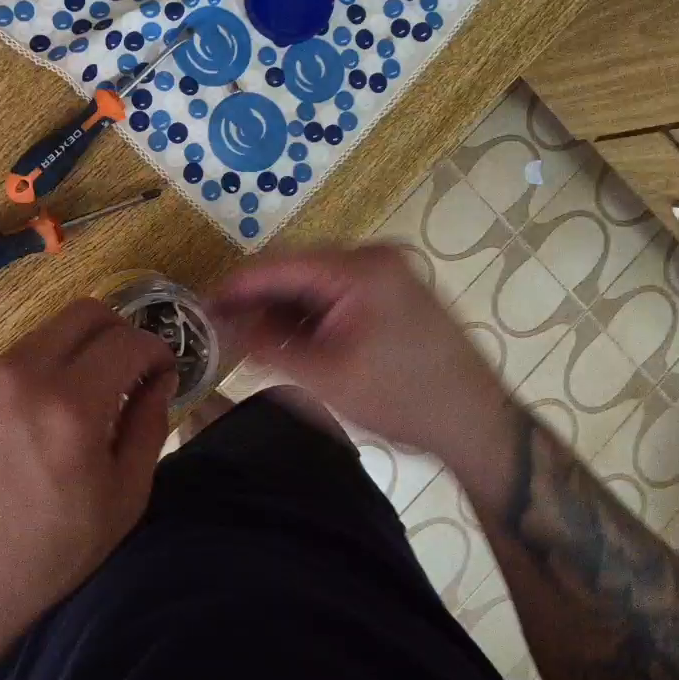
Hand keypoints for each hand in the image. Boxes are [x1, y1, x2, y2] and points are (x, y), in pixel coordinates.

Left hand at [0, 299, 176, 664]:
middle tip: (132, 371)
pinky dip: (50, 363)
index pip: (128, 341)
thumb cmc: (51, 552)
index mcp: (71, 405)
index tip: (165, 372)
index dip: (157, 350)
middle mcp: (26, 375)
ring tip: (93, 393)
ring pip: (52, 328)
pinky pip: (22, 353)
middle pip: (87, 312)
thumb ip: (149, 424)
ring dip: (83, 346)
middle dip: (121, 332)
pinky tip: (53, 409)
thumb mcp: (123, 497)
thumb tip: (160, 377)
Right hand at [208, 245, 513, 457]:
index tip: (200, 307)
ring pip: (314, 282)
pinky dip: (309, 314)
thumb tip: (222, 327)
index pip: (280, 264)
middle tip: (222, 330)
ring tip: (250, 340)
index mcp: (360, 267)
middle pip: (296, 269)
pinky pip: (336, 292)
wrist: (477, 423)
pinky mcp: (392, 290)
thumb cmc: (403, 400)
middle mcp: (374, 256)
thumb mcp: (325, 376)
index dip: (236, 286)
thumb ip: (267, 346)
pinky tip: (289, 339)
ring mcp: (387, 271)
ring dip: (282, 309)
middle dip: (258, 300)